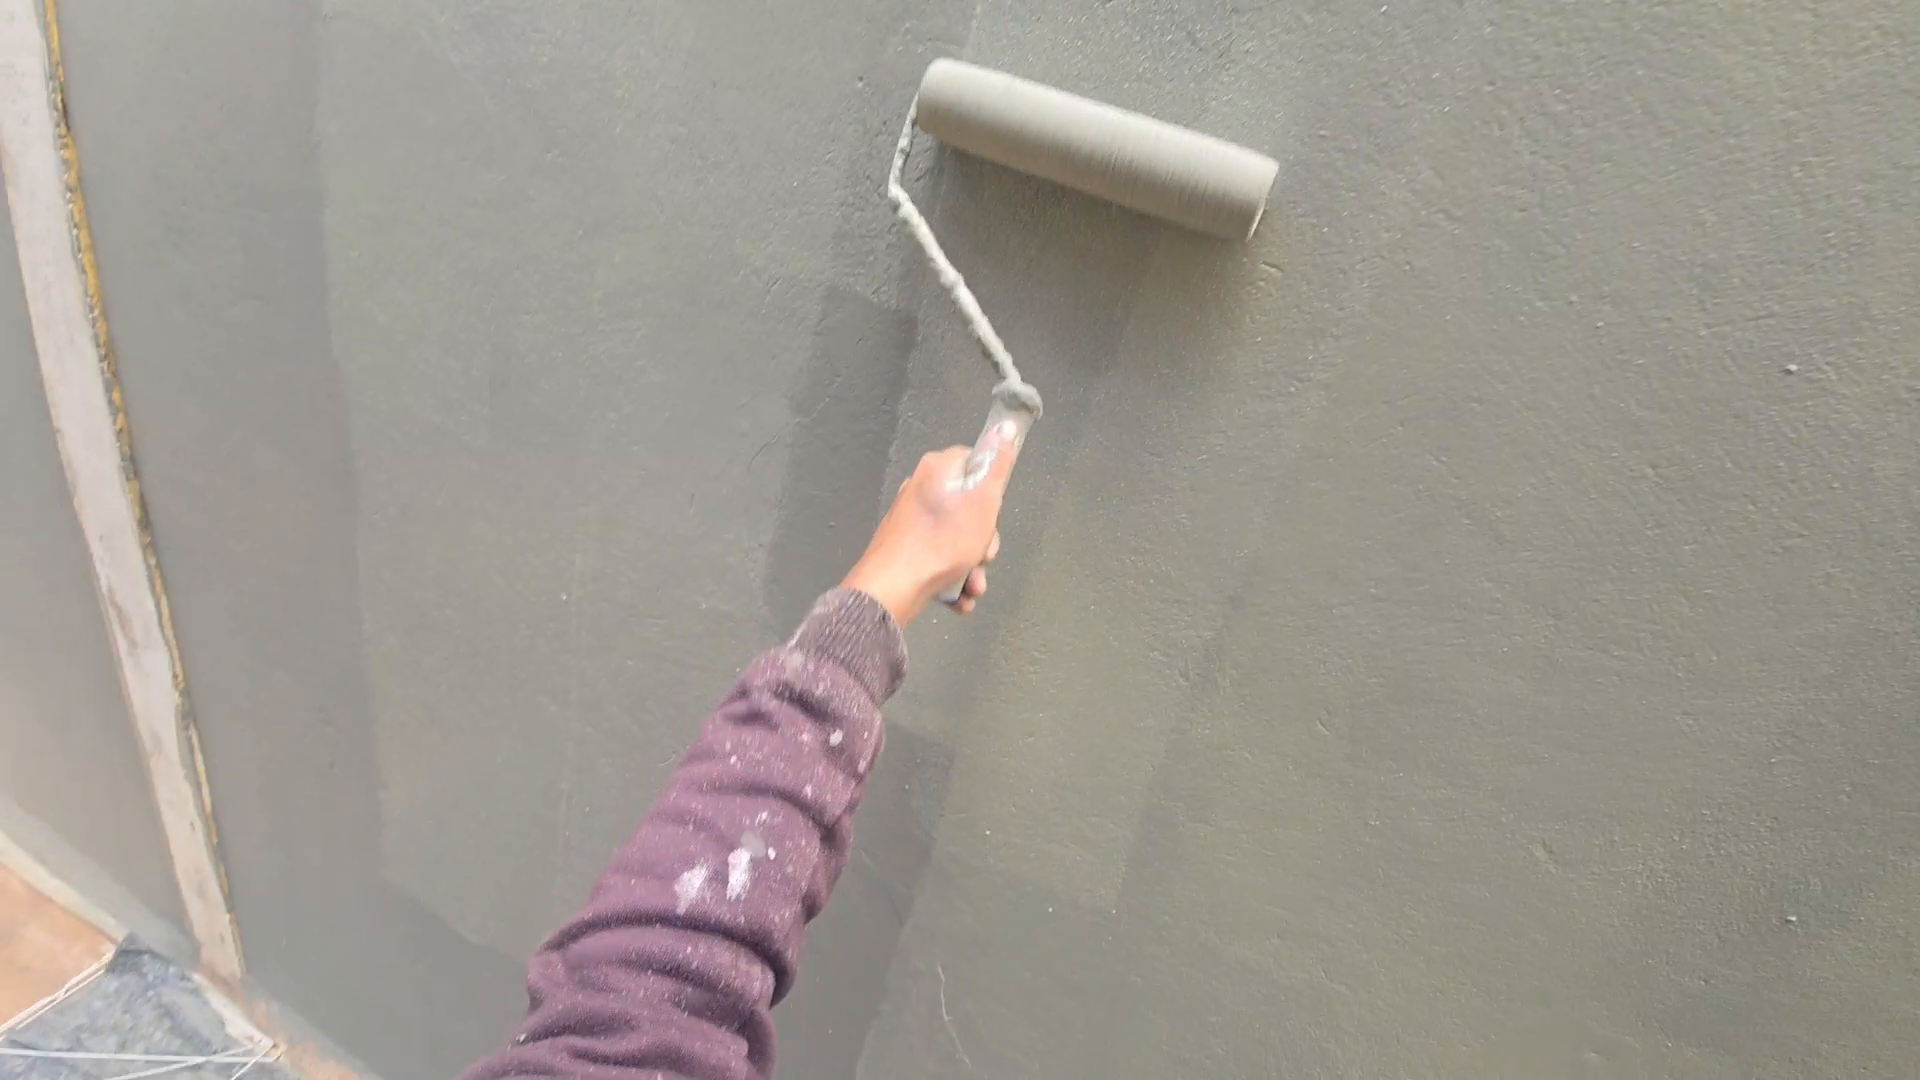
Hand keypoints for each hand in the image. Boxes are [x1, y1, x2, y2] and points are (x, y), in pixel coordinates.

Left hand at [841, 420, 1020, 625]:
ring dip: (972, 567)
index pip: (977, 464)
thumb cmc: (940, 544)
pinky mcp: (907, 547)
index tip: (993, 515)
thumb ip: (998, 464)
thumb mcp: (983, 502)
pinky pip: (940, 557)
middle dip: (984, 541)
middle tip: (983, 557)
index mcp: (937, 469)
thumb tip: (1008, 425)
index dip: (993, 493)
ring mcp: (912, 520)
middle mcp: (921, 489)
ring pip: (958, 539)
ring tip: (972, 587)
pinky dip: (953, 577)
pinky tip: (959, 597)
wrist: (892, 588)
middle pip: (971, 508)